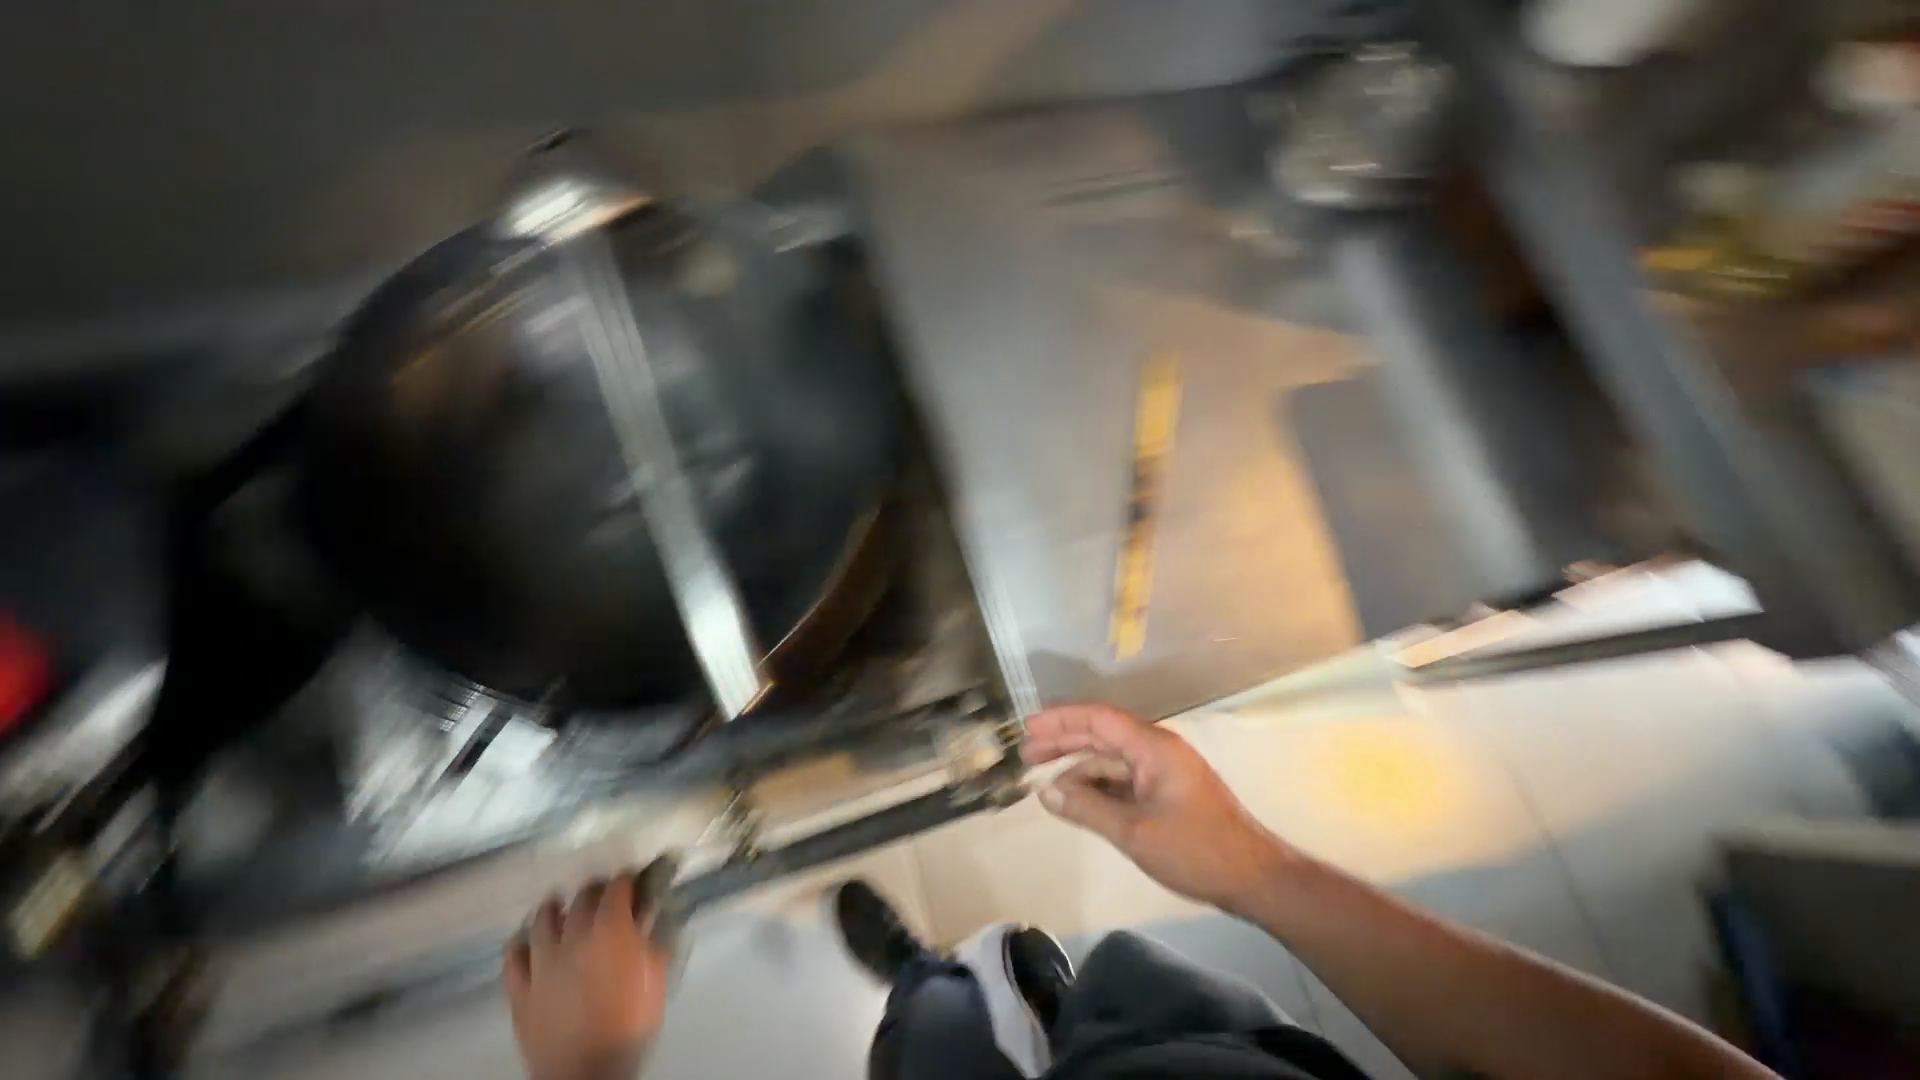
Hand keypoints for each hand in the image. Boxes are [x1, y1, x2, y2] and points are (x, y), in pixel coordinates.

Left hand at [504, 873, 673, 1079]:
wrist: (588, 1073)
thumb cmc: (631, 1023)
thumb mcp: (657, 976)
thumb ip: (655, 939)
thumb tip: (655, 914)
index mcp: (610, 930)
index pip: (617, 887)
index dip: (628, 879)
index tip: (635, 879)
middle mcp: (573, 936)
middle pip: (581, 898)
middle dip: (595, 890)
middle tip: (605, 893)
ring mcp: (541, 962)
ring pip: (542, 921)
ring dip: (554, 908)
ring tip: (560, 905)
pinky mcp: (519, 989)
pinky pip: (513, 957)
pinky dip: (520, 944)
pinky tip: (527, 942)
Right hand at [1021, 704, 1292, 912]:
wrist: (1253, 877)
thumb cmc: (1195, 849)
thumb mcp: (1133, 832)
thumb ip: (1087, 808)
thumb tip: (1046, 792)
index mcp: (1153, 746)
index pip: (1099, 718)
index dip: (1061, 719)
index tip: (1029, 727)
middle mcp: (1157, 749)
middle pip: (1102, 734)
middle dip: (1063, 741)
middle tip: (1026, 754)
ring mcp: (1163, 770)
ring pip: (1112, 758)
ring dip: (1078, 767)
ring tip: (1044, 782)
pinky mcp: (1167, 791)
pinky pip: (1124, 778)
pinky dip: (1098, 785)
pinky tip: (1077, 799)